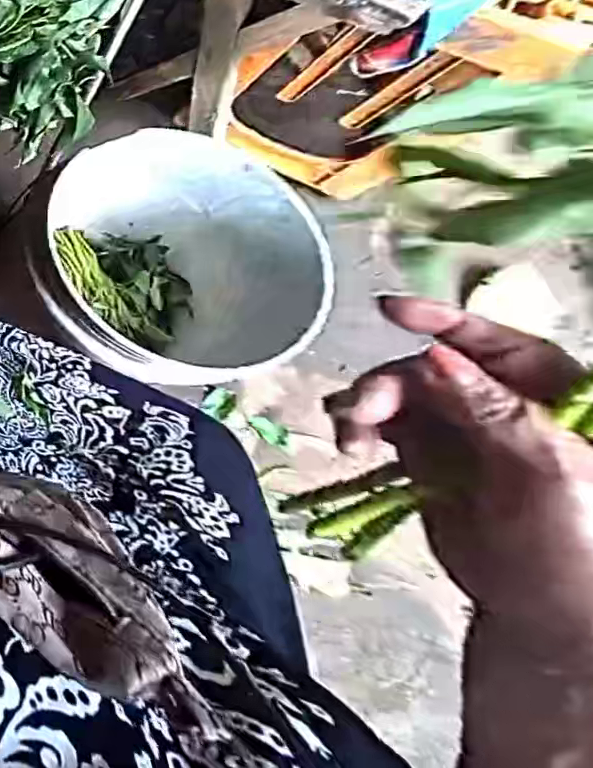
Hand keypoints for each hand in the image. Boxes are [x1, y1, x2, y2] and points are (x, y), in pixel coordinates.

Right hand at [328, 296, 592, 639]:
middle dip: (387, 385)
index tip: (391, 310)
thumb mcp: (545, 475)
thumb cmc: (575, 548)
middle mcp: (508, 412)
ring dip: (362, 407)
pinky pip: (377, 421)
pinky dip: (354, 427)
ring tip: (351, 438)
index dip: (451, 324)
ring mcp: (465, 433)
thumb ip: (493, 411)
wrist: (546, 612)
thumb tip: (436, 355)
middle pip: (432, 371)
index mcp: (561, 410)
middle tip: (362, 413)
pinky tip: (351, 447)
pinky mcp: (426, 453)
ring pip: (396, 393)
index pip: (509, 349)